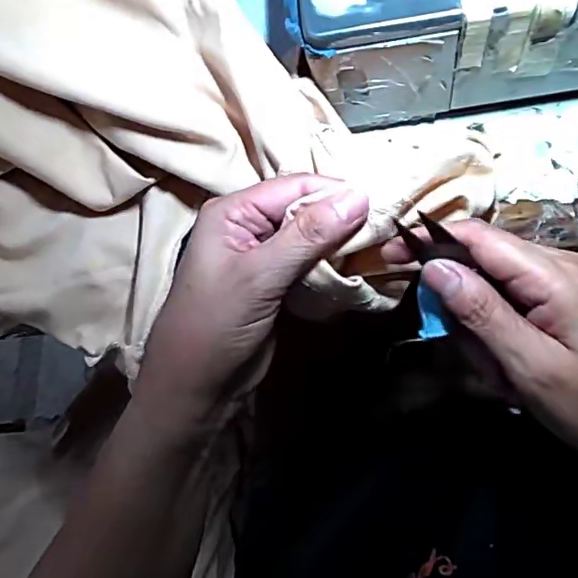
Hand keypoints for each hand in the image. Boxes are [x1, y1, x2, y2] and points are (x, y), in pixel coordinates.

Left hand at [135, 176, 368, 438]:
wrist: (195, 392)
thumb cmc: (214, 326)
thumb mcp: (260, 276)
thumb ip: (309, 235)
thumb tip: (359, 195)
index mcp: (234, 211)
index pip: (296, 186)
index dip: (337, 192)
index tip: (379, 205)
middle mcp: (249, 225)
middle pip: (307, 207)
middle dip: (343, 216)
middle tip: (383, 229)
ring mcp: (265, 254)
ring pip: (314, 235)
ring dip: (342, 241)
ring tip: (378, 246)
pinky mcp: (278, 280)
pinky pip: (313, 260)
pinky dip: (335, 262)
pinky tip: (357, 266)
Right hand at [390, 221, 577, 477]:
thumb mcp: (531, 367)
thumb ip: (481, 313)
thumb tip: (433, 266)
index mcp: (553, 272)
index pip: (478, 237)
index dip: (430, 240)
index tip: (390, 255)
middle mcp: (556, 262)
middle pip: (481, 258)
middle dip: (462, 307)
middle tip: (475, 359)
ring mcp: (559, 279)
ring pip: (490, 284)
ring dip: (480, 330)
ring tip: (502, 376)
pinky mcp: (557, 297)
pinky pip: (507, 301)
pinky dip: (495, 334)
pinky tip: (510, 370)